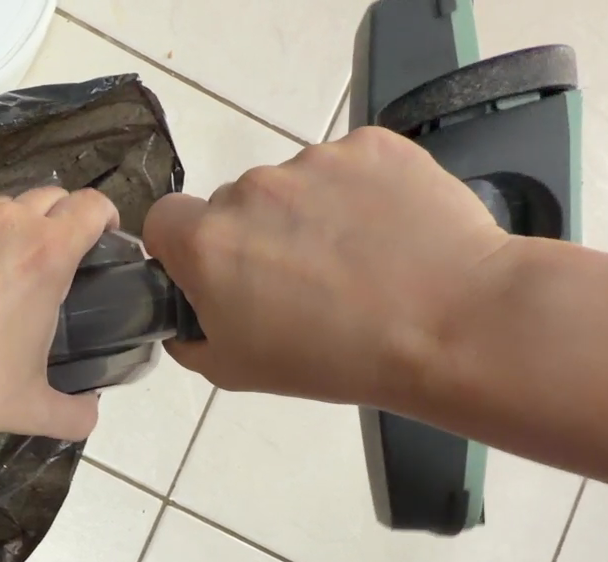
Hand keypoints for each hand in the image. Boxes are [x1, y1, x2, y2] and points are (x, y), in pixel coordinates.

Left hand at [0, 187, 120, 464]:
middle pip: (47, 199)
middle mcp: (4, 222)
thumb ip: (74, 413)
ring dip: (4, 231)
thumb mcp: (29, 409)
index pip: (92, 207)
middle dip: (56, 224)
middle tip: (45, 265)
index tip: (99, 240)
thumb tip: (91, 415)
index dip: (103, 219)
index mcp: (45, 255)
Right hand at [142, 126, 512, 406]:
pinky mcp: (373, 146)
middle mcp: (250, 190)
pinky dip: (351, 194)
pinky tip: (377, 234)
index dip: (177, 246)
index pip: (162, 219)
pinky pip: (342, 166)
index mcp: (205, 243)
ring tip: (344, 259)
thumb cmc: (327, 358)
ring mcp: (314, 161)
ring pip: (287, 186)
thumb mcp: (230, 370)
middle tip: (286, 280)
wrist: (445, 324)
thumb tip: (185, 320)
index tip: (205, 272)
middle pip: (229, 205)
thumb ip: (188, 338)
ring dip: (300, 215)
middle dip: (247, 235)